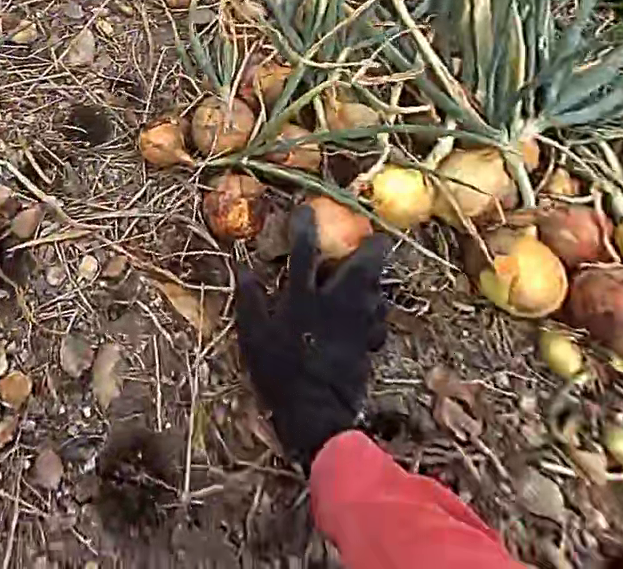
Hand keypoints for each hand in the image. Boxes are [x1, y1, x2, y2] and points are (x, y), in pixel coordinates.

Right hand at [235, 204, 389, 465]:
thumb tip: (243, 266)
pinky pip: (379, 318)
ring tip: (373, 269)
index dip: (304, 226)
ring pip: (377, 290)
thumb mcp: (253, 335)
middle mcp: (336, 303)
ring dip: (376, 277)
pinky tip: (371, 309)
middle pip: (362, 266)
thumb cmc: (280, 371)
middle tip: (375, 237)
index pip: (304, 252)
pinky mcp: (368, 343)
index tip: (305, 208)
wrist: (315, 414)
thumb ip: (249, 298)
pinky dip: (376, 308)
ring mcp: (357, 323)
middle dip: (372, 247)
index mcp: (304, 297)